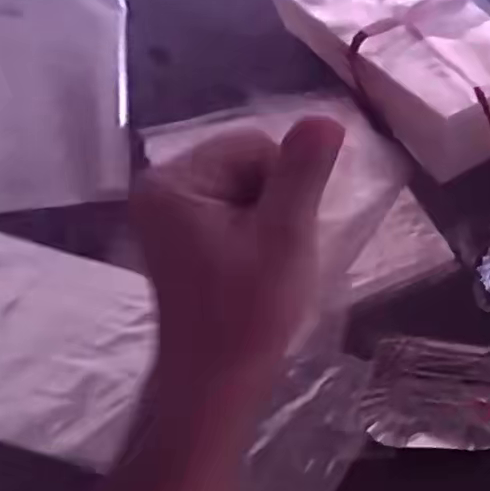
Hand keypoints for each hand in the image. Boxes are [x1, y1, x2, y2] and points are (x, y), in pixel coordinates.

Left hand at [131, 118, 343, 384]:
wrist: (221, 371)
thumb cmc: (253, 304)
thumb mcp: (287, 233)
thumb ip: (304, 173)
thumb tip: (326, 119)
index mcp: (175, 182)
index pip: (256, 146)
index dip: (290, 183)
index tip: (288, 229)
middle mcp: (163, 189)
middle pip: (251, 164)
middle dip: (281, 199)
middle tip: (283, 245)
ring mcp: (172, 215)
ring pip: (251, 188)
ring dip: (276, 217)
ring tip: (275, 257)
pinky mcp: (187, 237)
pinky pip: (239, 210)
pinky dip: (263, 230)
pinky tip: (265, 261)